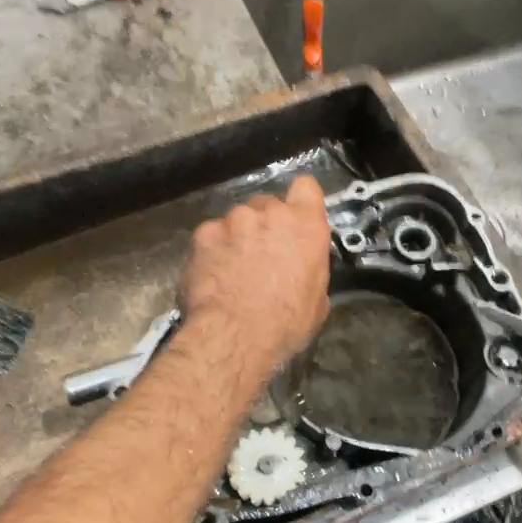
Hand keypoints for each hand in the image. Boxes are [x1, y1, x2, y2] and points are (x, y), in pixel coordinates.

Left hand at [182, 176, 332, 372]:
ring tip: (233, 268)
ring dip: (238, 236)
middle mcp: (270, 213)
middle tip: (263, 254)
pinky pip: (212, 234)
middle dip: (266, 225)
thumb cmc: (286, 323)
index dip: (301, 200)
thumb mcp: (317, 298)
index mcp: (305, 226)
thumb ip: (310, 268)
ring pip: (238, 219)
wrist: (236, 336)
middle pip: (268, 204)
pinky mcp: (204, 233)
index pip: (306, 186)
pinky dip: (214, 249)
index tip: (297, 217)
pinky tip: (213, 273)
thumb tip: (301, 270)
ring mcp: (234, 219)